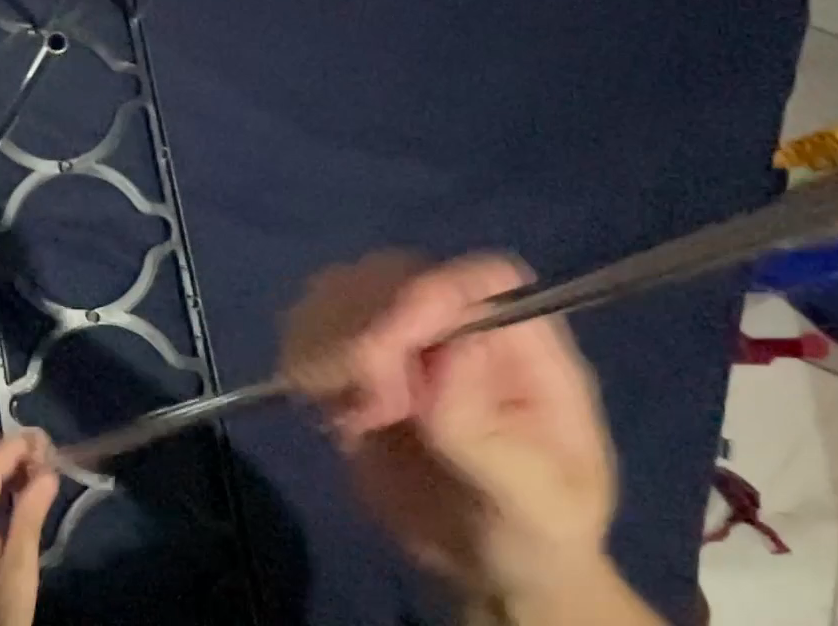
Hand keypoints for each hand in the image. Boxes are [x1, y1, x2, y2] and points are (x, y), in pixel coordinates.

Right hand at [281, 252, 617, 604]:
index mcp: (522, 345)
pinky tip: (331, 411)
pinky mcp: (346, 356)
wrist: (482, 561)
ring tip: (355, 415)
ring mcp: (395, 334)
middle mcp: (454, 323)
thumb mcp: (534, 501)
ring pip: (338, 292)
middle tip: (376, 405)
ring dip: (326, 348)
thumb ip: (487, 431)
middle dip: (365, 331)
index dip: (428, 296)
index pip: (476, 280)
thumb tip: (448, 353)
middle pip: (390, 276)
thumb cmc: (532, 530)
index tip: (387, 350)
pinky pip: (306, 325)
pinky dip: (303, 363)